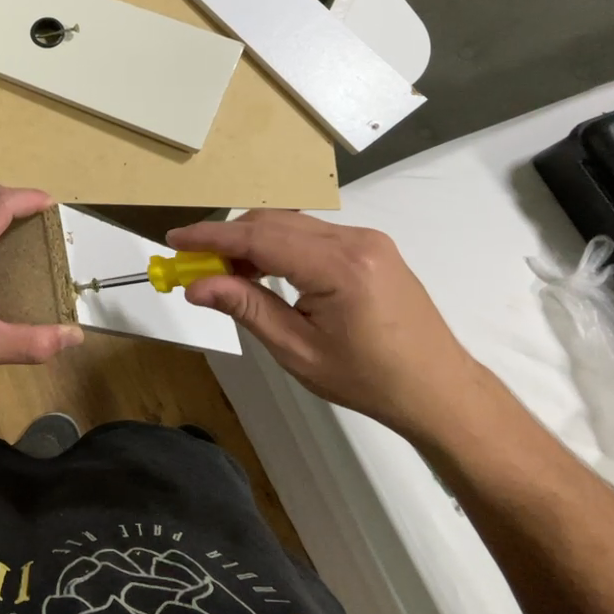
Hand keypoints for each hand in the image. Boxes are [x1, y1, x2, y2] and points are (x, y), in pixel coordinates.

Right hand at [167, 210, 486, 436]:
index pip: (260, 238)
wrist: (439, 390)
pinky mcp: (370, 248)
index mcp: (340, 267)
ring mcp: (367, 240)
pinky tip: (261, 271)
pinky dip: (277, 246)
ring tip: (223, 273)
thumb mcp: (297, 350)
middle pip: (272, 222)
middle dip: (227, 238)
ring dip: (251, 242)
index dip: (211, 237)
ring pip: (290, 225)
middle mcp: (355, 241)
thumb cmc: (368, 379)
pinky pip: (310, 234)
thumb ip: (246, 308)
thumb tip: (196, 286)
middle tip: (193, 265)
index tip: (174, 240)